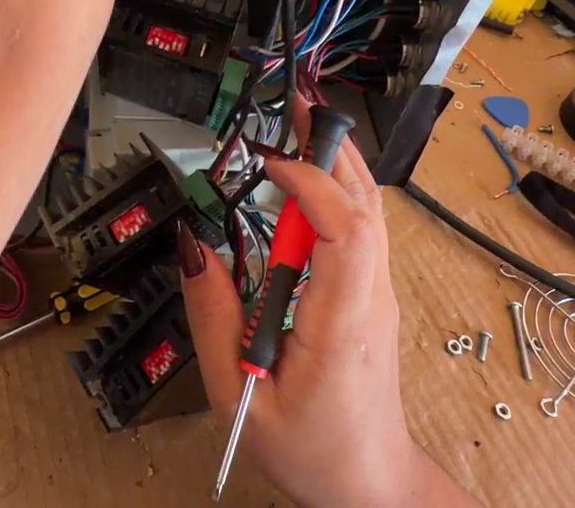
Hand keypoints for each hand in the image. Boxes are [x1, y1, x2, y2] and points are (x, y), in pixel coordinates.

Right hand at [180, 116, 473, 506]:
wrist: (372, 484)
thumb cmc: (313, 450)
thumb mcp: (239, 397)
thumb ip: (213, 316)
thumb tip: (195, 245)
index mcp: (341, 323)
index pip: (345, 229)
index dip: (312, 182)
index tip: (270, 162)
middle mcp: (371, 297)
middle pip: (366, 201)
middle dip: (331, 146)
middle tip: (294, 105)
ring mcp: (379, 292)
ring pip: (370, 207)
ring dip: (336, 160)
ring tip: (299, 124)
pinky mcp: (372, 292)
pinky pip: (363, 224)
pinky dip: (338, 186)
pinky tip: (310, 175)